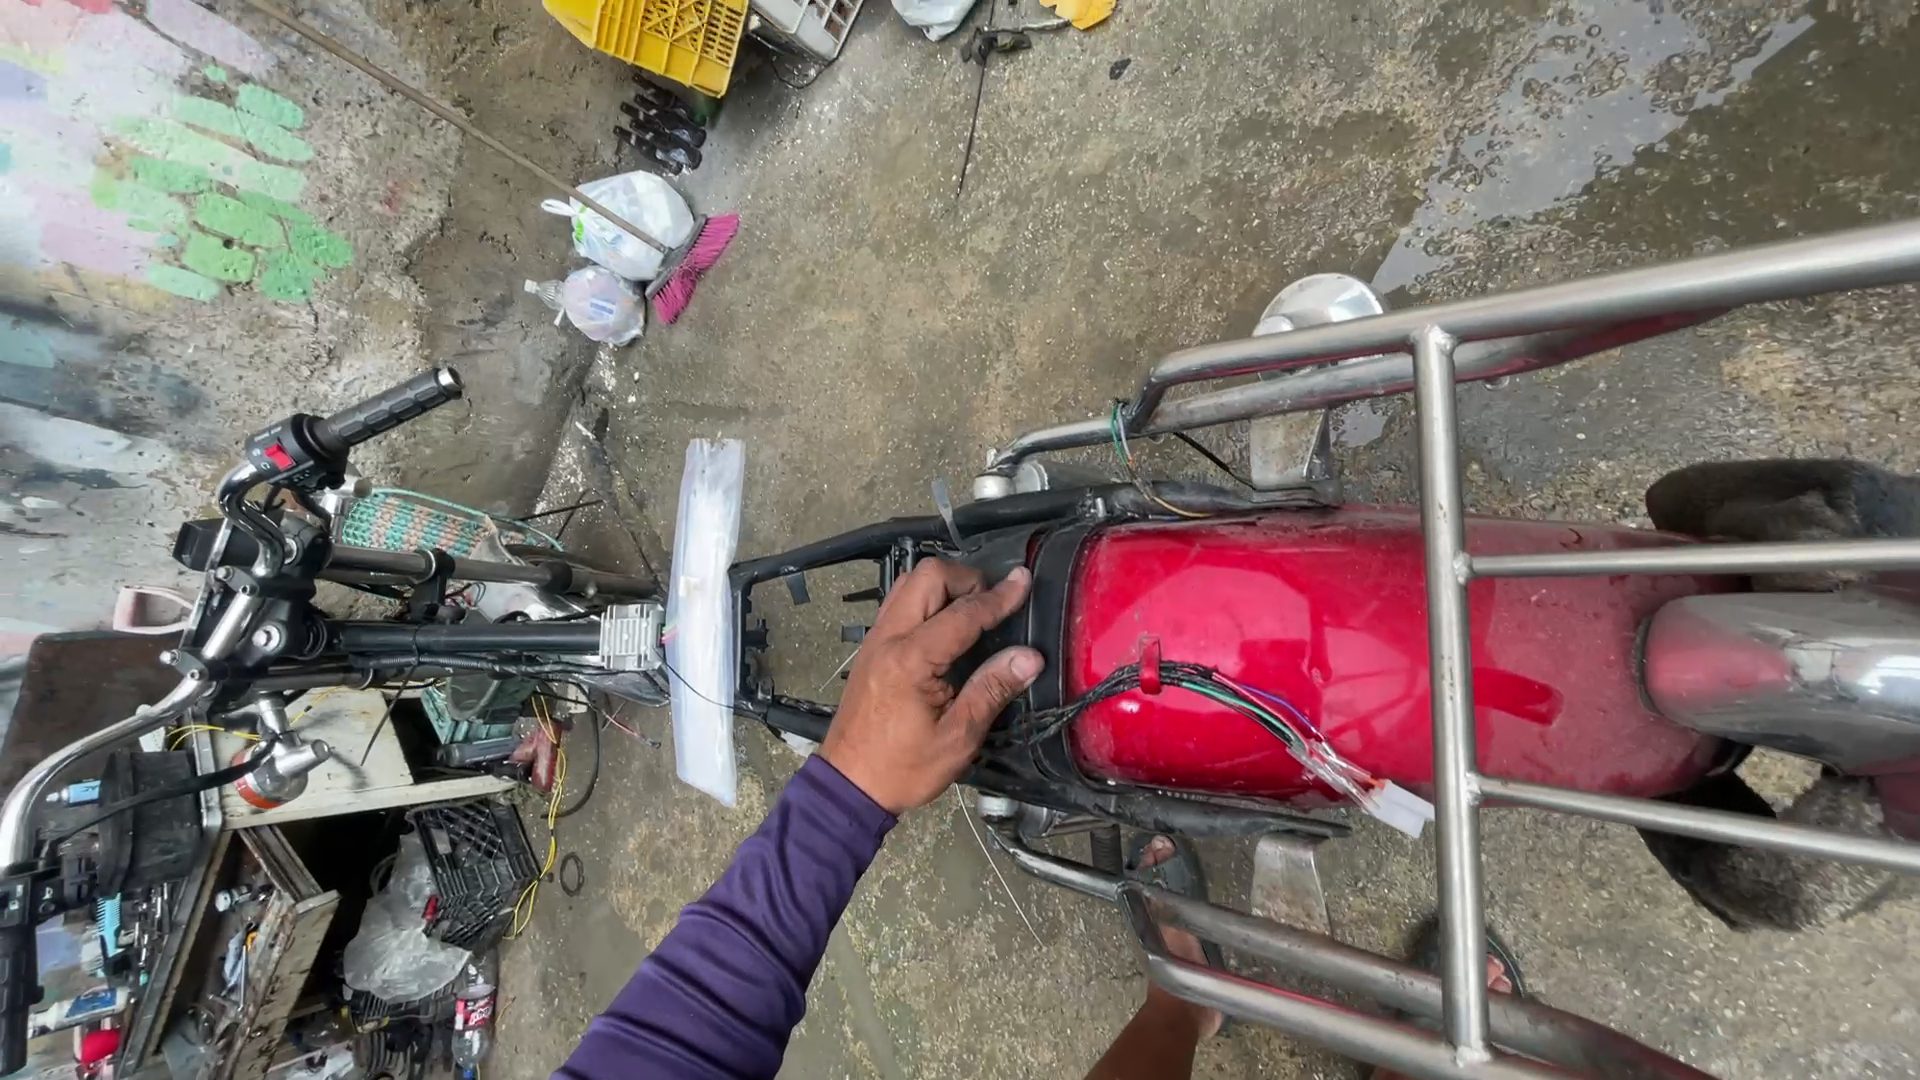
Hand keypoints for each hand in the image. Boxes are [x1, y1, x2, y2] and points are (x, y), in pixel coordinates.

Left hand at [820, 559, 1043, 814]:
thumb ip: (992, 689)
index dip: (999, 596)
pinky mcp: (871, 647)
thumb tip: (1029, 657)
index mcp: (910, 659)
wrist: (849, 784)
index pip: (963, 613)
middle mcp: (887, 638)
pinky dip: (927, 600)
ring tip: (973, 611)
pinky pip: (900, 602)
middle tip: (994, 603)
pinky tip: (946, 625)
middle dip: (967, 579)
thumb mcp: (957, 737)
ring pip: (910, 583)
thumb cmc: (902, 768)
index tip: (1024, 581)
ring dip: (945, 586)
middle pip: (928, 576)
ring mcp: (875, 639)